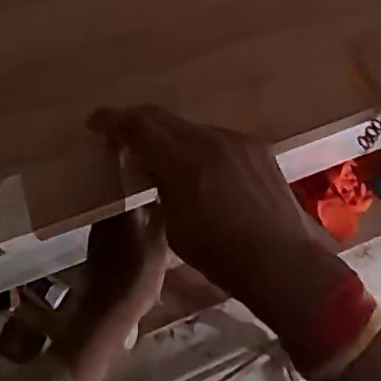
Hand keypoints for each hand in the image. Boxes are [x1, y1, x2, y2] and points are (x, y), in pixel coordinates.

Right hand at [90, 106, 339, 328]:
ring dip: (169, 136)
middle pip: (161, 116)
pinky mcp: (254, 145)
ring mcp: (234, 139)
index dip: (112, 120)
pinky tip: (202, 170)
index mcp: (183, 161)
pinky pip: (215, 137)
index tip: (95, 122)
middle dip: (136, 122)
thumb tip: (151, 169)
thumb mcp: (174, 227)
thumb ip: (159, 188)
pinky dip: (198, 146)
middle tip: (121, 136)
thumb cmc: (223, 257)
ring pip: (189, 126)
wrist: (286, 265)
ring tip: (163, 158)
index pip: (137, 126)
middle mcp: (208, 139)